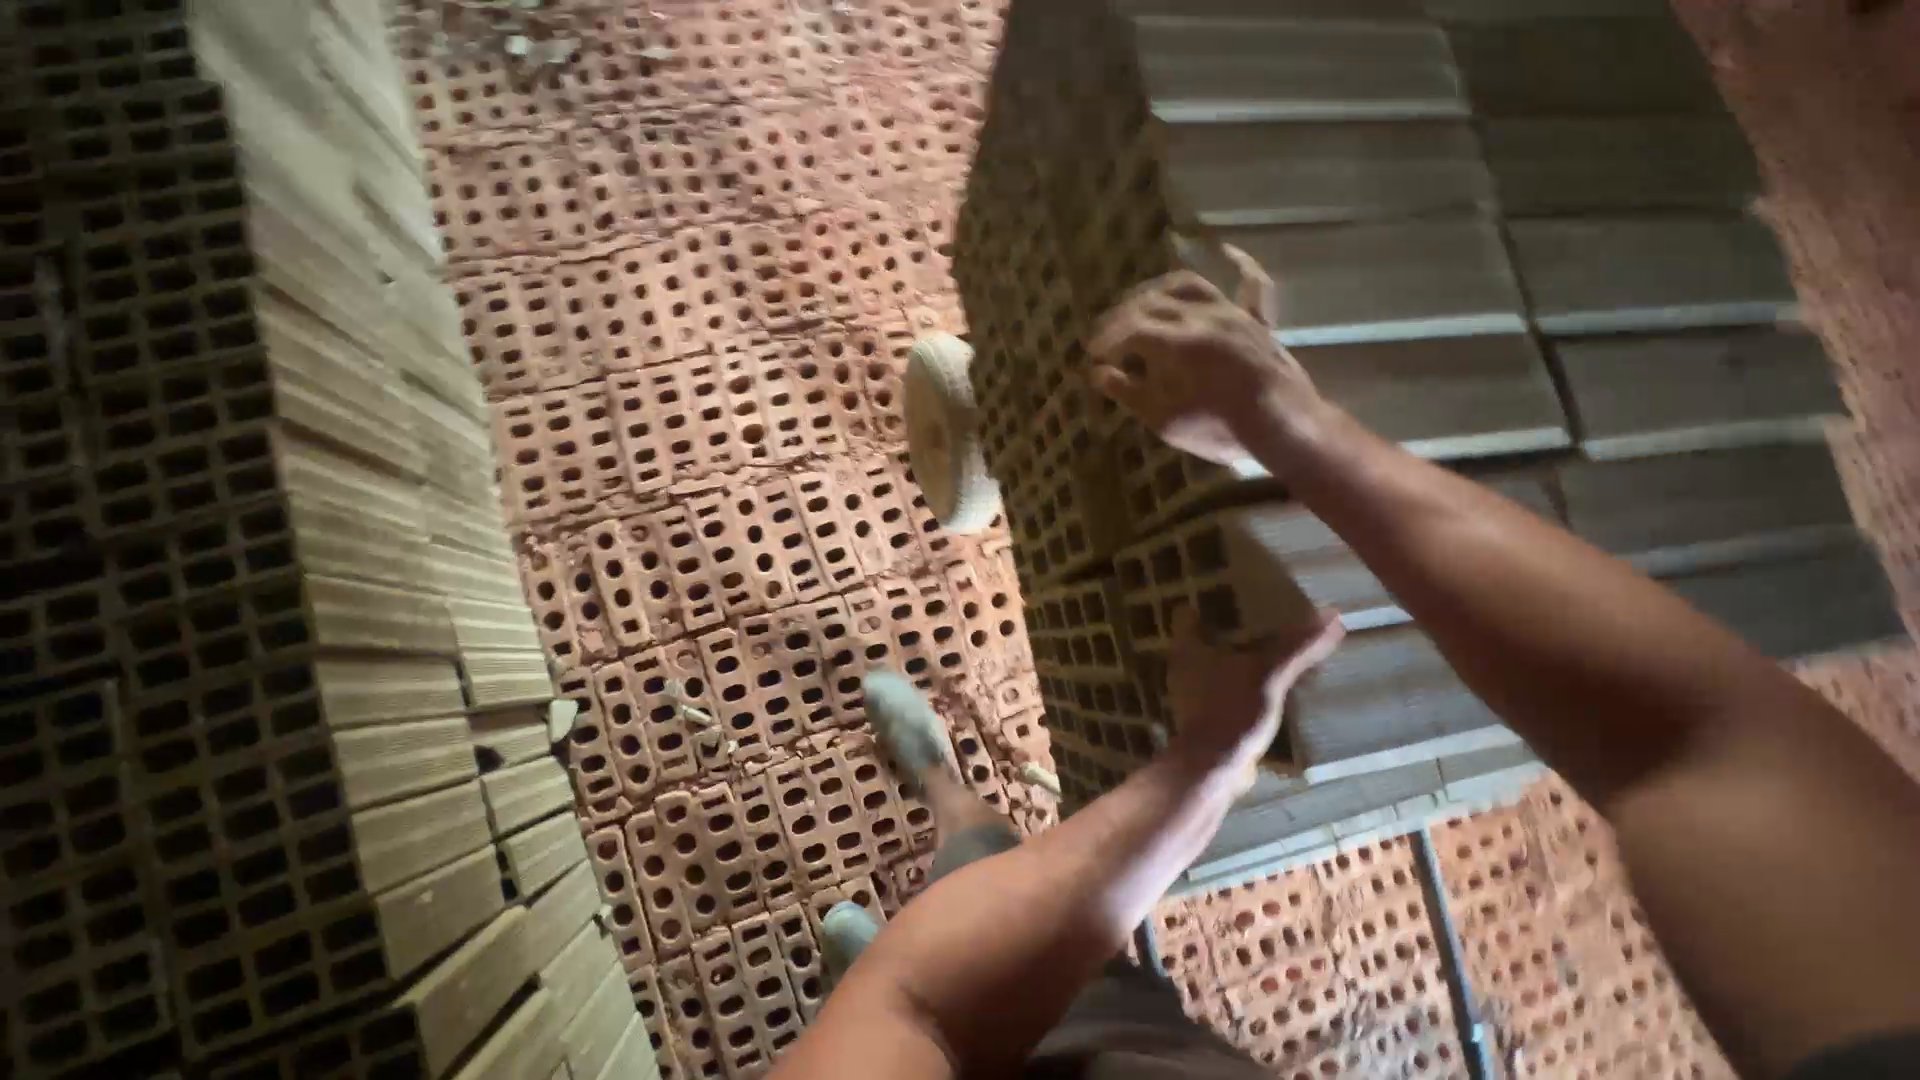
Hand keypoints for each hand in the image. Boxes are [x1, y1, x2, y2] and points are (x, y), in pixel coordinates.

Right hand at [1088, 246, 1327, 466]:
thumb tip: (1098, 373)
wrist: (1285, 428)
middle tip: (1105, 336)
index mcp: (1178, 342)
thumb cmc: (1220, 429)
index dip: (1106, 341)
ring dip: (1157, 290)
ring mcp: (1232, 314)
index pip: (1129, 330)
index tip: (1092, 356)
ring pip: (1189, 286)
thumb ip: (1129, 393)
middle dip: (1121, 318)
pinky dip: (1237, 264)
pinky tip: (1225, 250)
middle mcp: (1203, 316)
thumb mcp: (1165, 420)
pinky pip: (1250, 286)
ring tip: (1139, 303)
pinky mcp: (1256, 323)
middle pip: (1151, 303)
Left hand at [1163, 606, 1344, 776]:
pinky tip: (1272, 683)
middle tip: (1262, 614)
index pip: (1188, 613)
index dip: (1206, 600)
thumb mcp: (1269, 674)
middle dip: (1229, 629)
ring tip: (1273, 645)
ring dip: (1240, 659)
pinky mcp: (1209, 717)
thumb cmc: (1231, 711)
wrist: (1214, 769)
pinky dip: (1247, 685)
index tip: (1232, 590)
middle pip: (1204, 638)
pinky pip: (1230, 691)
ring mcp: (1195, 695)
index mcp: (1188, 648)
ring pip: (1217, 666)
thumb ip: (1298, 646)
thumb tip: (1333, 615)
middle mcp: (1185, 667)